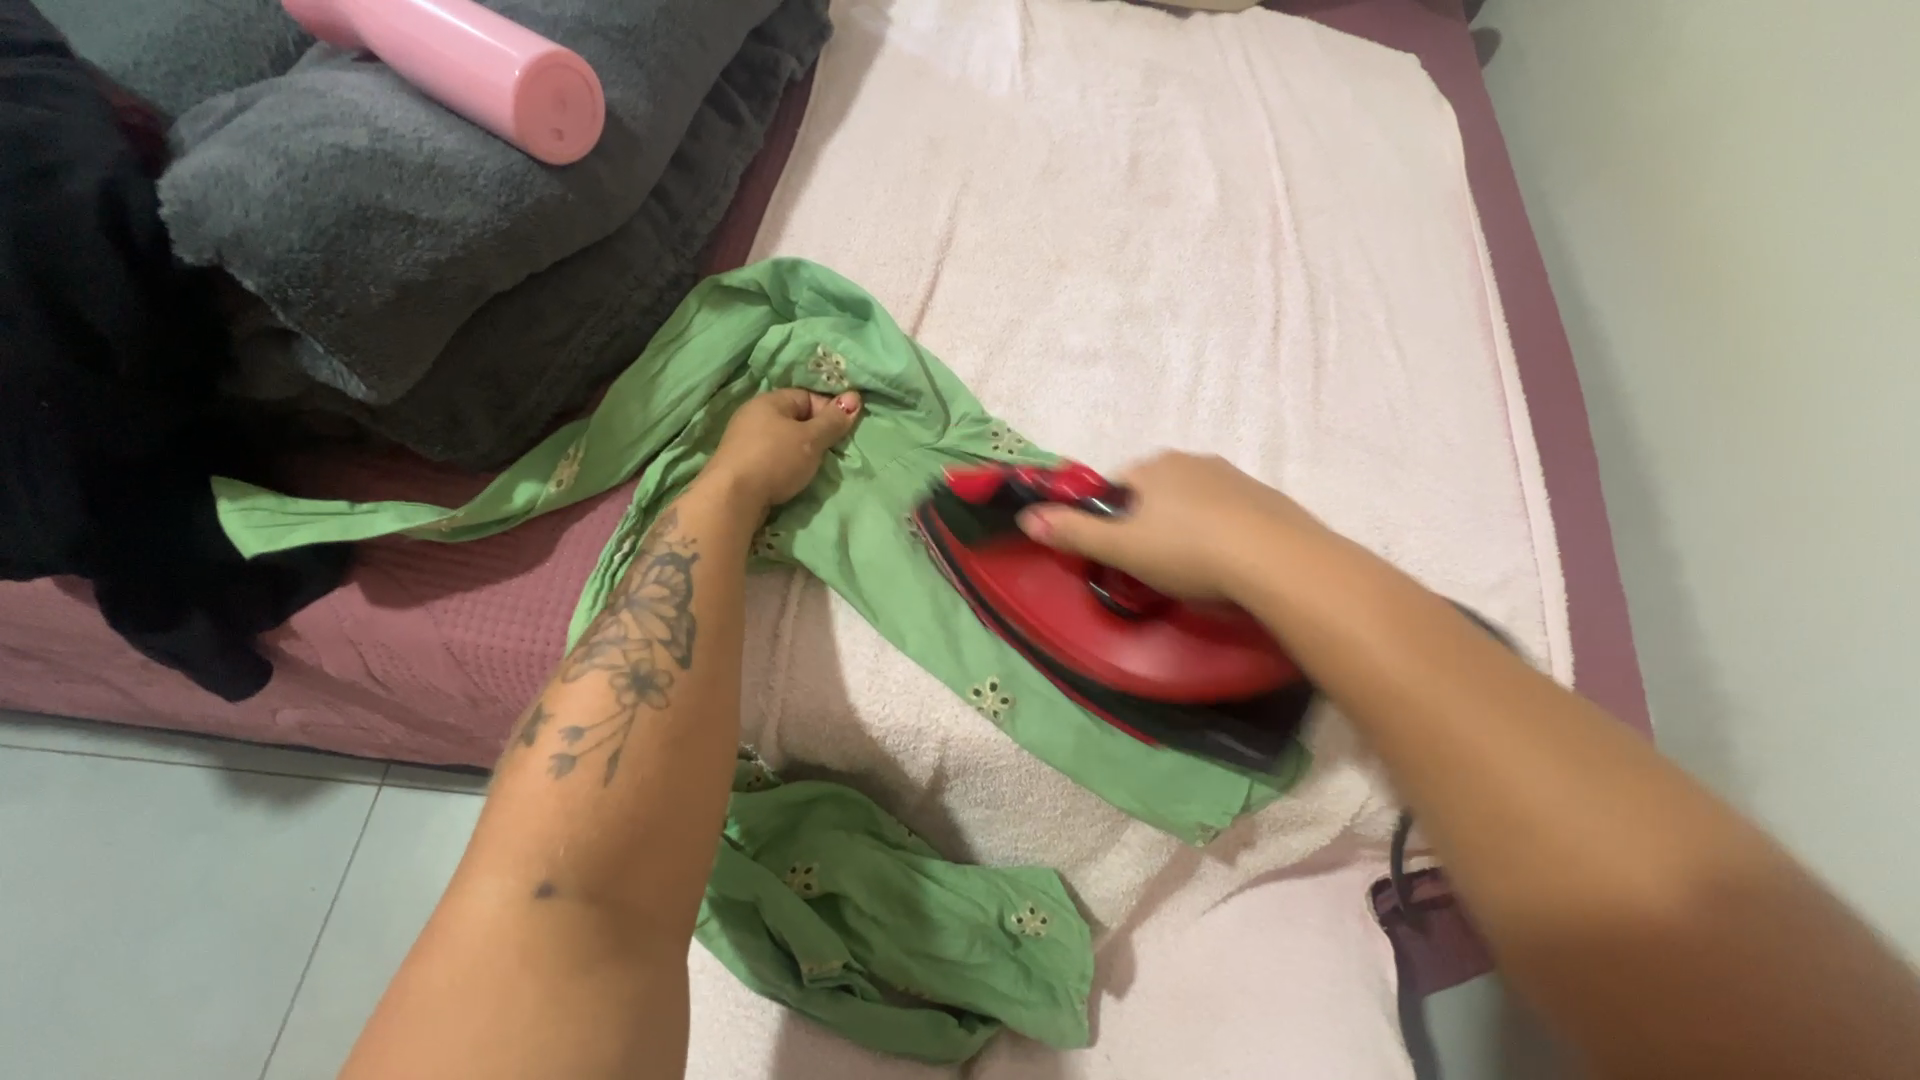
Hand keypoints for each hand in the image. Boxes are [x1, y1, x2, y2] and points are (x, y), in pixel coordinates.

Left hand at [704, 388, 861, 514]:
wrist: (732, 498)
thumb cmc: (775, 460)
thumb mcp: (811, 439)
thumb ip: (833, 421)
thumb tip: (854, 397)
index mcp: (769, 401)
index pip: (807, 396)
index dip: (828, 411)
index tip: (842, 432)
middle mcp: (754, 415)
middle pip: (795, 419)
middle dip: (816, 434)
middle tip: (831, 452)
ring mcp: (745, 441)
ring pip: (783, 440)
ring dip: (801, 453)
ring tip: (814, 468)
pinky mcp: (741, 464)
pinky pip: (772, 458)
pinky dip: (785, 466)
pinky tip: (793, 478)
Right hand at [1016, 452, 1330, 601]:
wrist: (1276, 560)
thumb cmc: (1188, 551)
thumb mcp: (1122, 548)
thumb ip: (1074, 533)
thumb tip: (1028, 517)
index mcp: (1153, 467)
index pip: (1116, 487)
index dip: (1111, 520)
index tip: (1120, 554)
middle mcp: (1191, 460)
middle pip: (1155, 493)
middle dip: (1149, 523)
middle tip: (1155, 567)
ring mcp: (1233, 476)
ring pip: (1193, 502)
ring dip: (1186, 527)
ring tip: (1194, 570)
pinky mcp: (1265, 498)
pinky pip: (1228, 514)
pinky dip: (1221, 533)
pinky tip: (1227, 564)